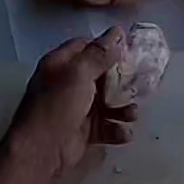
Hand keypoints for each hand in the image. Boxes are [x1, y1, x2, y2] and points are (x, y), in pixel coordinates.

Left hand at [3, 28, 138, 179]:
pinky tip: (123, 132)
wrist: (42, 151)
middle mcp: (69, 84)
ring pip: (108, 102)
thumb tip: (118, 32)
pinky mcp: (85, 130)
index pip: (87, 47)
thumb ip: (100, 54)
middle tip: (141, 83)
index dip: (108, 47)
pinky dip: (117, 129)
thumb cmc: (57, 106)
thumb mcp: (79, 74)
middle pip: (102, 75)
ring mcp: (77, 108)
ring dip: (123, 107)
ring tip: (132, 113)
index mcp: (62, 65)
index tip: (131, 51)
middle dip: (122, 80)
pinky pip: (107, 126)